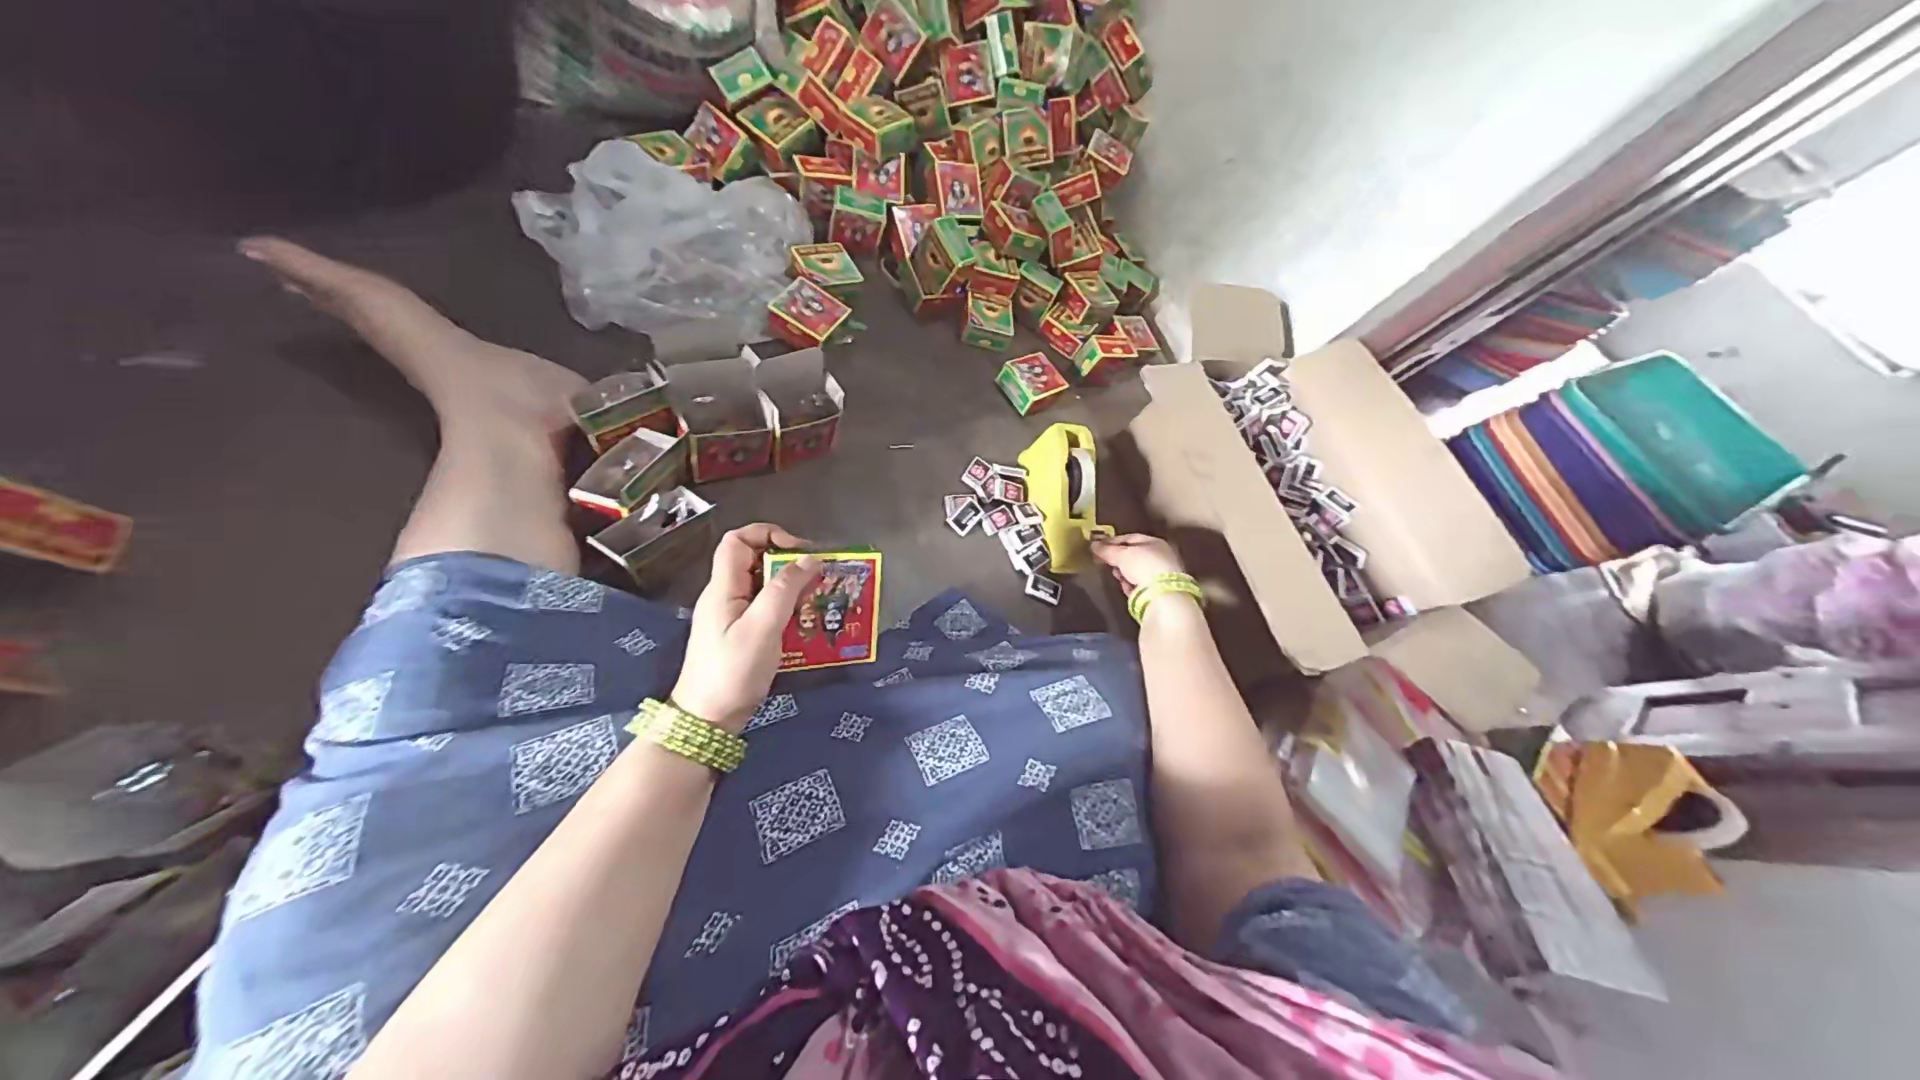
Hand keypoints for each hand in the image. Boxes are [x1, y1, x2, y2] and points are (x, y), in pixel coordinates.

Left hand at [670, 524, 821, 732]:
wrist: (707, 719)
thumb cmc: (733, 671)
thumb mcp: (762, 628)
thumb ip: (785, 590)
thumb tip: (809, 559)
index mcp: (723, 588)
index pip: (738, 540)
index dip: (767, 534)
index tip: (798, 551)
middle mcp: (725, 596)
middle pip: (754, 561)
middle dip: (787, 563)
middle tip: (817, 577)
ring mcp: (731, 617)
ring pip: (762, 586)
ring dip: (791, 587)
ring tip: (818, 599)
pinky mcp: (740, 636)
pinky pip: (764, 609)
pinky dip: (786, 609)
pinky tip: (805, 623)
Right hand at [1091, 533, 1186, 592]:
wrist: (1163, 594)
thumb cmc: (1143, 565)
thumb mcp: (1122, 555)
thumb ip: (1107, 550)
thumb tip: (1093, 544)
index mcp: (1154, 542)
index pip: (1131, 538)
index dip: (1113, 541)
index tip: (1099, 546)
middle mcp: (1160, 556)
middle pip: (1134, 555)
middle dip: (1118, 559)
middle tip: (1105, 562)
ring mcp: (1160, 574)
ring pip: (1136, 571)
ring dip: (1124, 573)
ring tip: (1116, 575)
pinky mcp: (1158, 591)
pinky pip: (1140, 585)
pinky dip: (1131, 585)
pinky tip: (1126, 586)